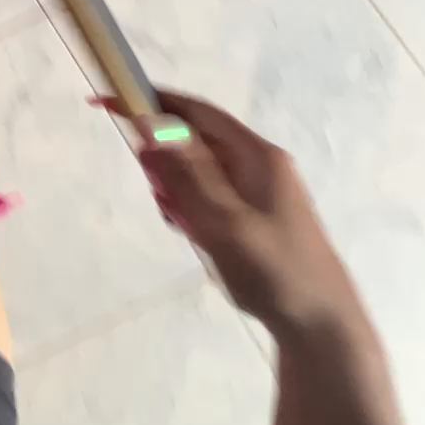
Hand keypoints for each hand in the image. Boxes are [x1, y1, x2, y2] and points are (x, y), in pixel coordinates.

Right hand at [133, 92, 364, 340]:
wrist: (319, 324)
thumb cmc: (273, 269)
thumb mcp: (222, 219)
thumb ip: (186, 170)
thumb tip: (151, 121)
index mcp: (256, 156)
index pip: (194, 111)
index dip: (149, 100)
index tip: (105, 101)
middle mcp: (255, 163)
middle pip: (189, 139)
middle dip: (162, 161)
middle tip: (164, 198)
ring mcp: (251, 188)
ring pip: (189, 169)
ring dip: (173, 190)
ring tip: (185, 225)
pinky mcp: (245, 210)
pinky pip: (199, 193)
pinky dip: (185, 207)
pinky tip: (194, 234)